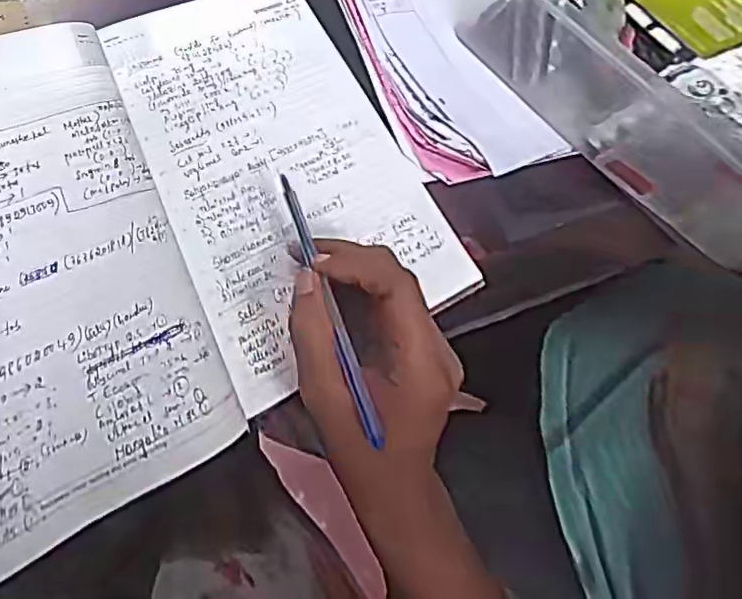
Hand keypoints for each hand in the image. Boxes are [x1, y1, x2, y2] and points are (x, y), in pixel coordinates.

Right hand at [290, 239, 501, 598]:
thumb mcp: (324, 396)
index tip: (313, 260)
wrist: (396, 490)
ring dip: (351, 266)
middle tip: (305, 252)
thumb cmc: (362, 452)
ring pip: (394, 282)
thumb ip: (312, 334)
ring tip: (312, 262)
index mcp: (422, 363)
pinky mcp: (417, 344)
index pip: (396, 286)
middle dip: (349, 256)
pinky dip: (357, 283)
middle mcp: (436, 348)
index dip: (353, 263)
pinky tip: (330, 284)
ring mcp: (431, 346)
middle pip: (397, 276)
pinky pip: (389, 298)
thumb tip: (306, 281)